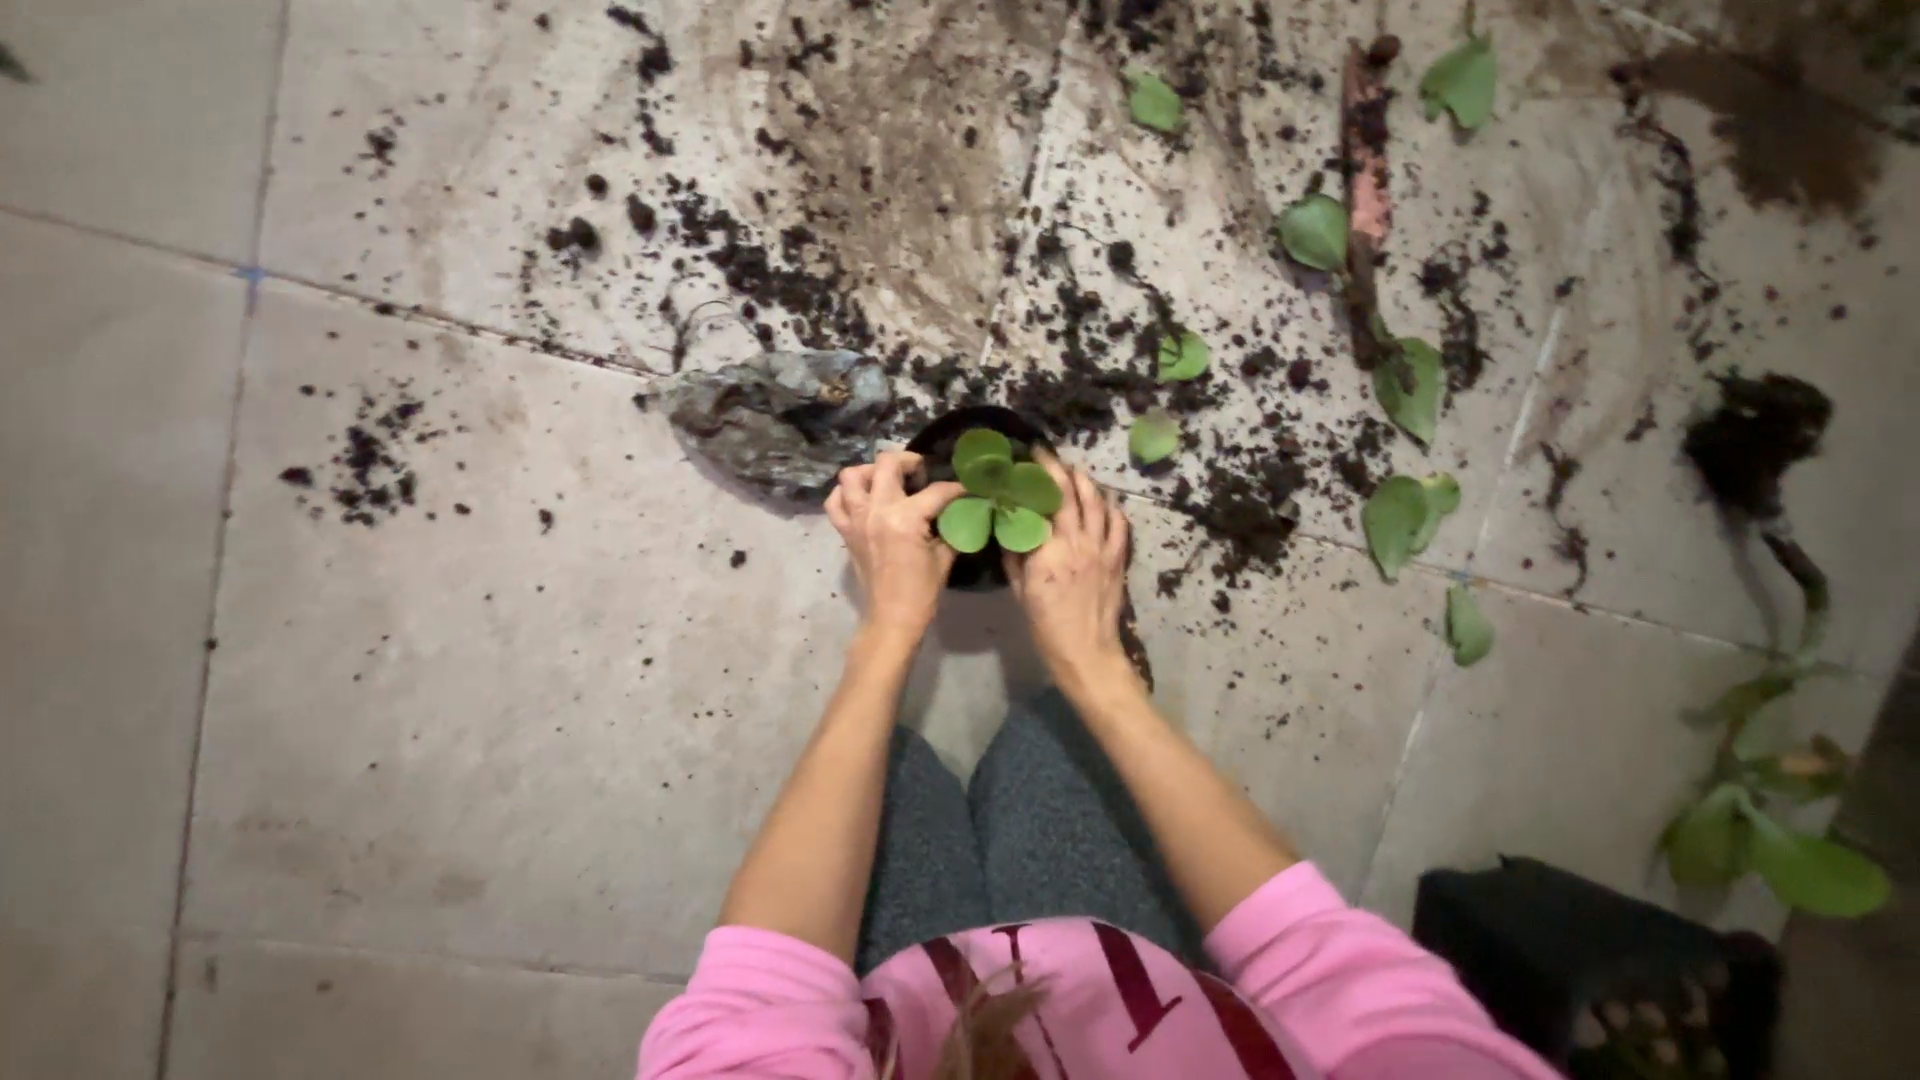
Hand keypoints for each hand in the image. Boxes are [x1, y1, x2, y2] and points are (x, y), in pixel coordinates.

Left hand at [825, 450, 964, 640]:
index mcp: (905, 519)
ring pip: (852, 475)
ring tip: (887, 480)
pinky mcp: (845, 531)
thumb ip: (951, 527)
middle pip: (887, 464)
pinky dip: (845, 494)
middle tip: (920, 474)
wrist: (891, 618)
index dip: (956, 488)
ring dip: (871, 471)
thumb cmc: (922, 592)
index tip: (966, 489)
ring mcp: (856, 520)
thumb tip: (963, 509)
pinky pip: (835, 502)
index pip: (935, 491)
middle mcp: (876, 511)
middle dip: (909, 462)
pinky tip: (862, 498)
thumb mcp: (944, 557)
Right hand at [1003, 454, 1136, 694]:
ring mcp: (1101, 548)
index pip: (1039, 504)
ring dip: (1083, 480)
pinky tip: (1103, 500)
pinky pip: (1118, 523)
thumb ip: (1015, 556)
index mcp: (1047, 552)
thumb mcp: (1020, 591)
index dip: (1030, 481)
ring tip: (1072, 470)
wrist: (1086, 651)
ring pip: (1095, 501)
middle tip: (1045, 456)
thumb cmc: (1046, 626)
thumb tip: (1009, 528)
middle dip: (1056, 469)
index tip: (1022, 466)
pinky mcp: (1118, 557)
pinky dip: (1110, 506)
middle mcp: (1076, 542)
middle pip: (1068, 494)